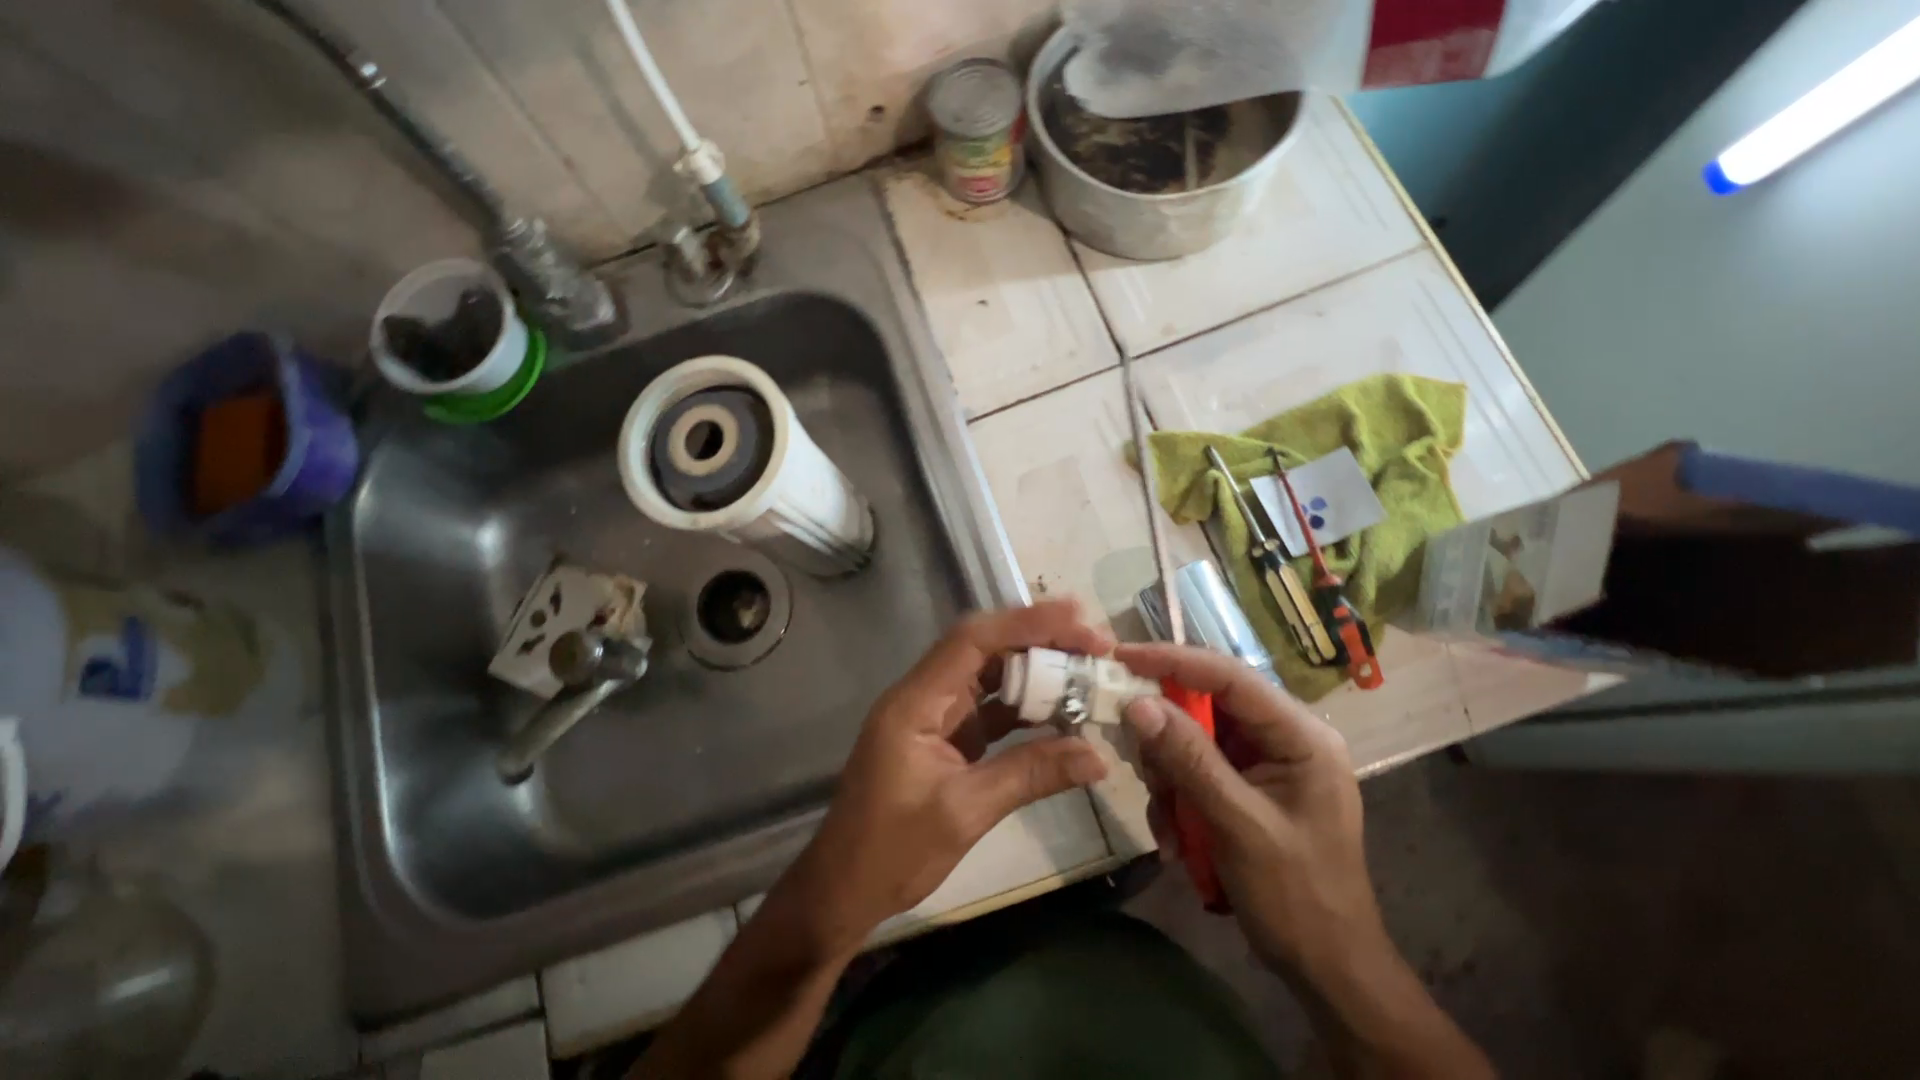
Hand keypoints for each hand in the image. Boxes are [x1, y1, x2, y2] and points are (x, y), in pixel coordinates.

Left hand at [769, 600, 1112, 958]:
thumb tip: (1097, 756)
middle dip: (1040, 642)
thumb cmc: (892, 850)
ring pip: (990, 680)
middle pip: (985, 651)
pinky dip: (1026, 712)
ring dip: (1037, 676)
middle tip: (1097, 646)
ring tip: (1089, 675)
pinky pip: (990, 713)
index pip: (973, 641)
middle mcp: (924, 699)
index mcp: (916, 703)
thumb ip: (1030, 776)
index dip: (1027, 623)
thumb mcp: (964, 811)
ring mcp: (934, 720)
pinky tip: (1063, 717)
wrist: (845, 889)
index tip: (1081, 621)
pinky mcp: (945, 743)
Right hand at [1114, 643, 1386, 978]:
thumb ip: (1189, 760)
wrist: (1328, 968)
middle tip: (1143, 772)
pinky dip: (1178, 801)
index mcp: (1302, 736)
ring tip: (1170, 826)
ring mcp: (1266, 765)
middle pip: (1206, 707)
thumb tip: (1137, 704)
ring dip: (1169, 780)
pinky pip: (1197, 774)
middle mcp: (1285, 739)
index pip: (1231, 676)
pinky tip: (1177, 841)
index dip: (1174, 660)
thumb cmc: (1296, 896)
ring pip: (1193, 742)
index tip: (1120, 655)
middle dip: (1167, 740)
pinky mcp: (1248, 790)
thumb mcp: (1238, 825)